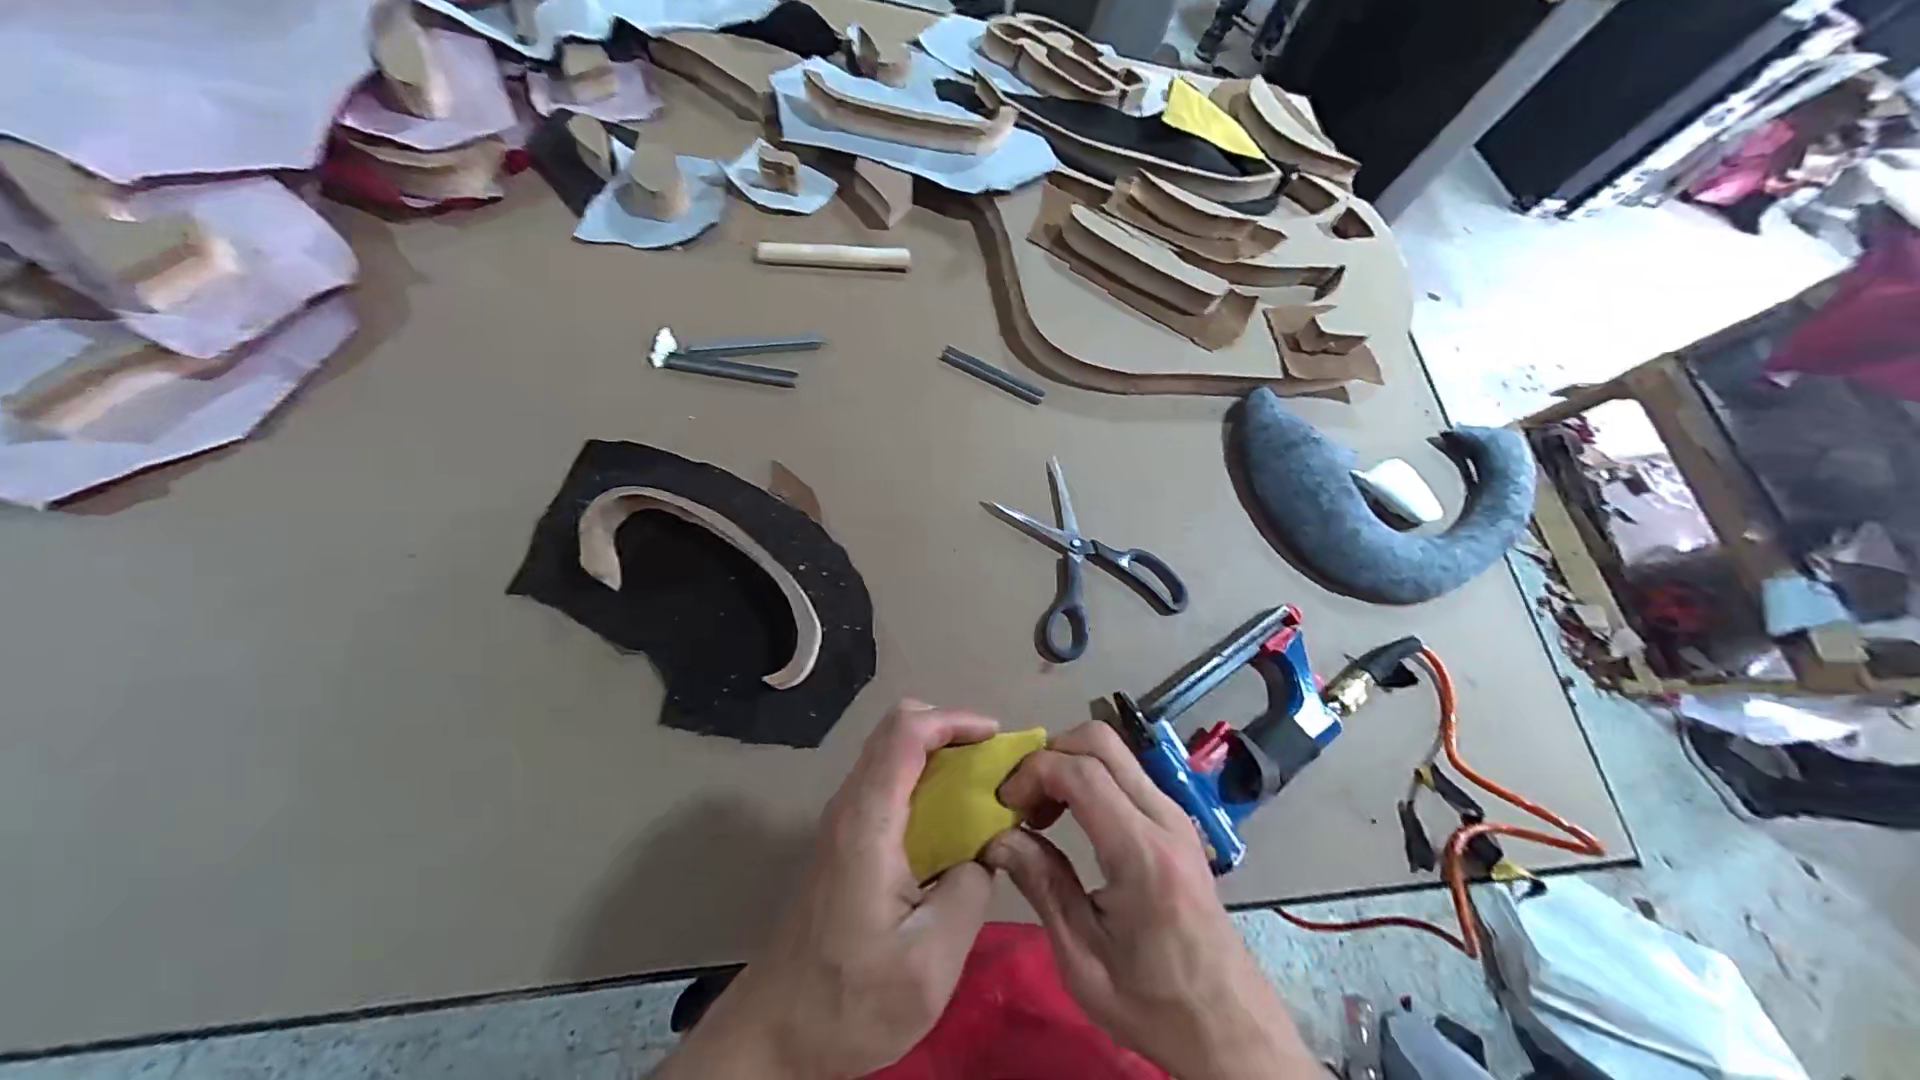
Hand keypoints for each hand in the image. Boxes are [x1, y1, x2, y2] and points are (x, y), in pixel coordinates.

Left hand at [654, 701, 999, 1079]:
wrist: (775, 1034)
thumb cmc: (849, 1000)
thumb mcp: (930, 962)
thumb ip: (970, 892)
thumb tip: (984, 852)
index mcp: (868, 821)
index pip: (905, 731)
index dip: (954, 719)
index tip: (997, 738)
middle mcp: (850, 806)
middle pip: (897, 731)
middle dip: (951, 731)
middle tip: (996, 764)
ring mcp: (843, 822)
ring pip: (892, 755)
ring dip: (940, 756)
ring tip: (984, 788)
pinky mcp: (845, 841)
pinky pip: (889, 785)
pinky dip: (926, 783)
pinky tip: (954, 823)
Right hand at [988, 722, 1323, 1079]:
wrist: (1229, 1025)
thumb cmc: (1152, 1003)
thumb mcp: (1082, 958)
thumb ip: (1041, 885)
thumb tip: (997, 836)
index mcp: (1142, 853)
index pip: (1081, 771)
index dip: (1032, 773)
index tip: (1004, 805)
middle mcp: (1165, 818)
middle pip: (1100, 740)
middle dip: (1049, 755)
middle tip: (1021, 799)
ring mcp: (1176, 815)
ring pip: (1114, 749)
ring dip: (1067, 763)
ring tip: (1040, 811)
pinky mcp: (1176, 821)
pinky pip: (1125, 772)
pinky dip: (1088, 775)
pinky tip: (1070, 816)